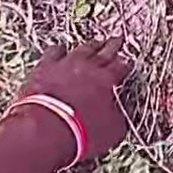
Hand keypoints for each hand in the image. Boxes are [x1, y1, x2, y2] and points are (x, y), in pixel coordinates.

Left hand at [14, 37, 130, 161]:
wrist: (44, 130)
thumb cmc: (80, 133)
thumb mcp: (112, 131)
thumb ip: (119, 116)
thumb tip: (120, 113)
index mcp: (107, 79)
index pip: (121, 66)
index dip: (126, 65)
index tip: (128, 63)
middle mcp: (88, 66)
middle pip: (104, 51)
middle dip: (113, 46)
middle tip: (118, 40)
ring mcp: (65, 64)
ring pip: (81, 48)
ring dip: (90, 46)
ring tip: (94, 43)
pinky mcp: (44, 67)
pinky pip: (54, 52)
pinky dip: (60, 50)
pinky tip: (60, 50)